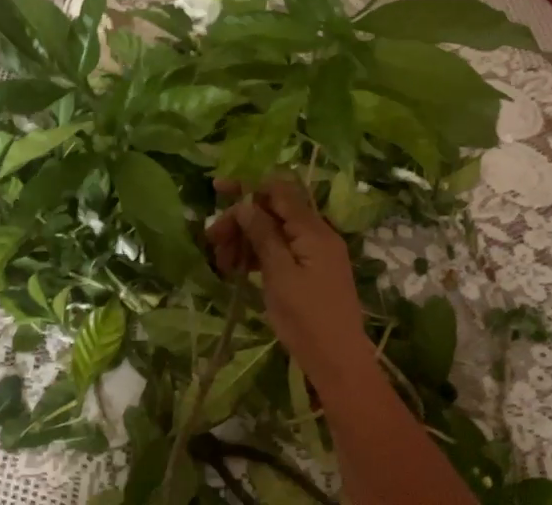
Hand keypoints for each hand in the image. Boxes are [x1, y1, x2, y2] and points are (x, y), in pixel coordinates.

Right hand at [207, 174, 369, 380]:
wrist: (339, 365)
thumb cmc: (307, 319)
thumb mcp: (279, 274)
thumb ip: (263, 234)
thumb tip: (244, 203)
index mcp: (313, 230)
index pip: (279, 190)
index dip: (247, 185)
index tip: (217, 189)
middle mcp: (317, 235)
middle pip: (272, 212)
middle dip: (240, 221)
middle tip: (212, 241)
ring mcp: (315, 254)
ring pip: (273, 232)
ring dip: (245, 240)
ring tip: (222, 263)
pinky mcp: (310, 272)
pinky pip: (280, 251)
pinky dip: (257, 256)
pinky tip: (237, 270)